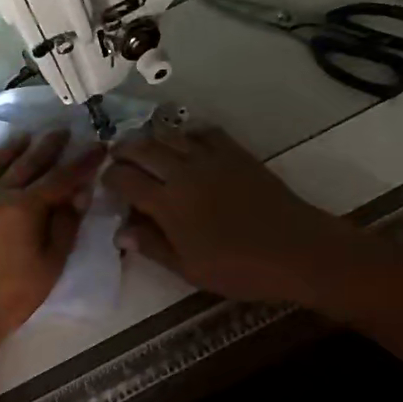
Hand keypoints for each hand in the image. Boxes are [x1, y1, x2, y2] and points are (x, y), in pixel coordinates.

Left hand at [0, 131, 104, 359]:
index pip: (60, 178)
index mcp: (24, 207)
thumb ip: (66, 225)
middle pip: (26, 164)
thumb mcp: (51, 262)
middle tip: (64, 131)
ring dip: (11, 149)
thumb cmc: (13, 294)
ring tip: (25, 138)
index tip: (99, 147)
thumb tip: (79, 194)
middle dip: (48, 147)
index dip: (82, 163)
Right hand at [104, 124, 364, 305]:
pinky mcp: (234, 152)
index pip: (126, 180)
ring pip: (170, 135)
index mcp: (168, 203)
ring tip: (145, 148)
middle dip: (124, 151)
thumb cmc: (239, 269)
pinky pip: (204, 132)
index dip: (110, 178)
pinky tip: (186, 144)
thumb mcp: (189, 269)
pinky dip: (187, 134)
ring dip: (151, 139)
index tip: (107, 183)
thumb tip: (121, 233)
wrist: (295, 249)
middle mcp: (183, 172)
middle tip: (117, 158)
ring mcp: (210, 158)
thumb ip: (153, 247)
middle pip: (143, 149)